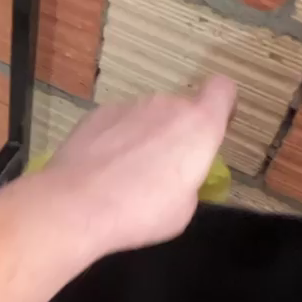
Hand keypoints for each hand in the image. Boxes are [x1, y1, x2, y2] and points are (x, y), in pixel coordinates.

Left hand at [32, 76, 236, 255]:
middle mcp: (166, 105)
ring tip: (125, 174)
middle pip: (180, 109)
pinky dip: (114, 139)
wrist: (78, 204)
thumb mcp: (183, 209)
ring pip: (146, 116)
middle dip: (176, 133)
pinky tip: (101, 168)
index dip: (221, 106)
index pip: (223, 90)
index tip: (212, 129)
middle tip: (161, 171)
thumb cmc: (141, 211)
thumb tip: (173, 177)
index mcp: (199, 125)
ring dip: (143, 136)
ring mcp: (128, 106)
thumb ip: (188, 180)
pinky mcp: (97, 114)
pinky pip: (117, 123)